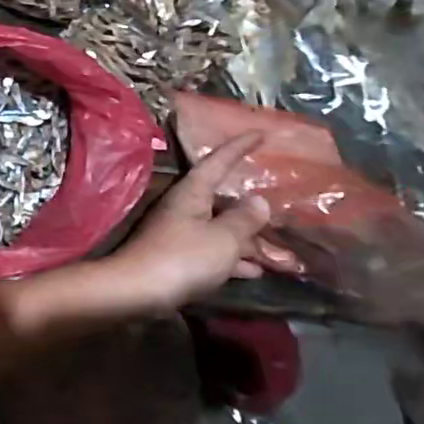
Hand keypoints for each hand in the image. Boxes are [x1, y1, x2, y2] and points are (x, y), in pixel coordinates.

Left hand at [109, 133, 296, 309]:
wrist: (138, 290)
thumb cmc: (183, 257)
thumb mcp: (223, 238)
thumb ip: (243, 220)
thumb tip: (257, 201)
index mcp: (191, 193)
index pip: (217, 162)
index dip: (238, 147)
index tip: (259, 132)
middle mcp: (184, 208)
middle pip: (224, 202)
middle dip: (254, 211)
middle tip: (285, 212)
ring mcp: (180, 233)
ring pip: (223, 231)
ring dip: (251, 242)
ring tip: (285, 255)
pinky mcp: (179, 257)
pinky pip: (215, 253)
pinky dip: (236, 260)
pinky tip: (258, 271)